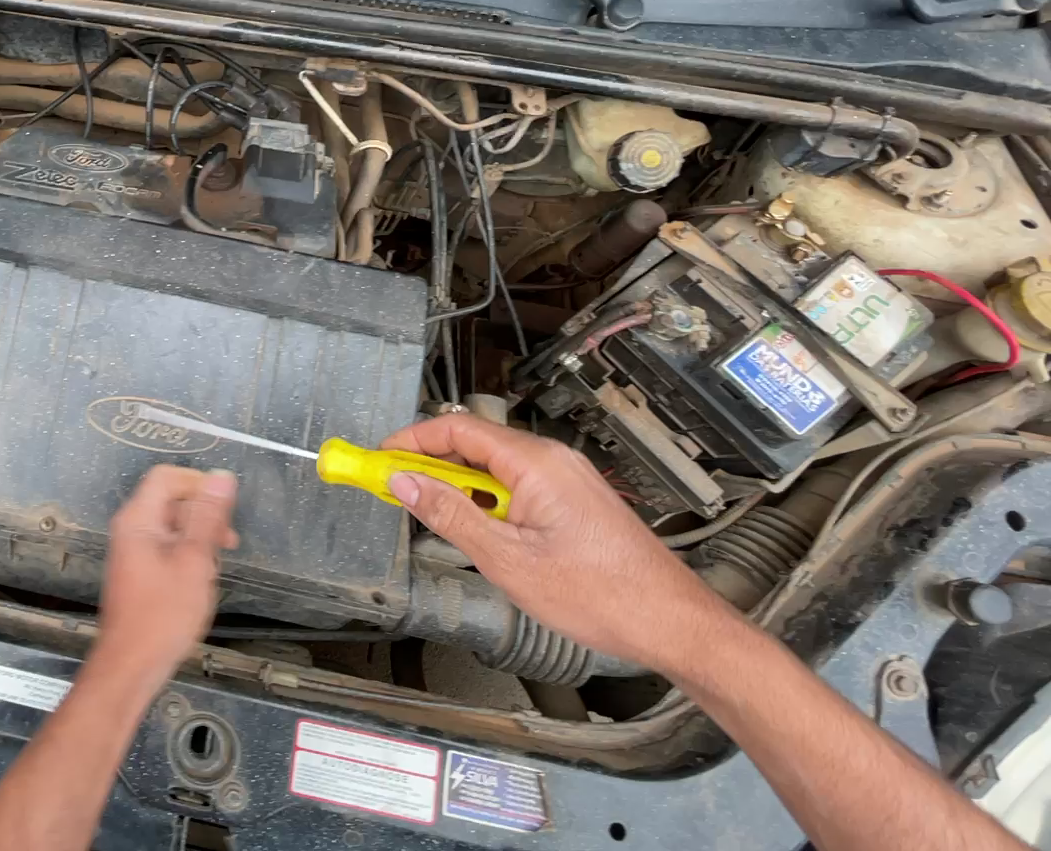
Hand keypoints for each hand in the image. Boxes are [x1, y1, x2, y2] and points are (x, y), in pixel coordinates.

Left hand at [95, 466, 238, 684]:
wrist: (132, 664)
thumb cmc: (161, 616)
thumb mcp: (194, 561)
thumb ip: (208, 517)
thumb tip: (220, 477)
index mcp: (138, 519)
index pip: (167, 477)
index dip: (198, 484)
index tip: (224, 506)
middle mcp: (131, 528)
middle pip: (170, 500)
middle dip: (203, 514)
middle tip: (227, 541)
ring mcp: (133, 550)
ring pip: (171, 525)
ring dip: (198, 537)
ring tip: (216, 564)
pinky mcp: (139, 569)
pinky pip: (166, 546)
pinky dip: (187, 554)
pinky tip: (201, 578)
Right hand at [382, 415, 732, 672]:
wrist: (675, 625)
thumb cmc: (601, 595)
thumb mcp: (506, 559)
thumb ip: (449, 514)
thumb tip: (403, 482)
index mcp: (535, 463)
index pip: (456, 429)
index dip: (410, 441)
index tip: (379, 459)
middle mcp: (551, 459)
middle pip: (472, 444)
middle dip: (427, 463)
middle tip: (393, 488)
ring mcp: (565, 478)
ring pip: (491, 466)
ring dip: (455, 484)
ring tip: (430, 514)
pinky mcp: (572, 498)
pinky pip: (514, 483)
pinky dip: (483, 498)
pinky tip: (476, 528)